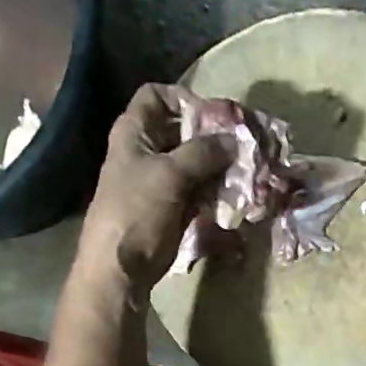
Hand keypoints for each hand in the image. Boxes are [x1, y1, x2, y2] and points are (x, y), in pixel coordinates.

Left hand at [78, 84, 234, 290]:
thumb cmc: (136, 213)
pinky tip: (235, 193)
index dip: (183, 98)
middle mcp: (146, 151)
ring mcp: (159, 182)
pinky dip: (215, 189)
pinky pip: (198, 190)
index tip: (211, 116)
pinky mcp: (171, 208)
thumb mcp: (169, 175)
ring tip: (245, 170)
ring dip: (219, 166)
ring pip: (194, 163)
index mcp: (133, 133)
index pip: (156, 96)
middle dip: (212, 136)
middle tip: (242, 143)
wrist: (120, 269)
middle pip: (182, 130)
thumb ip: (203, 152)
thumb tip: (234, 140)